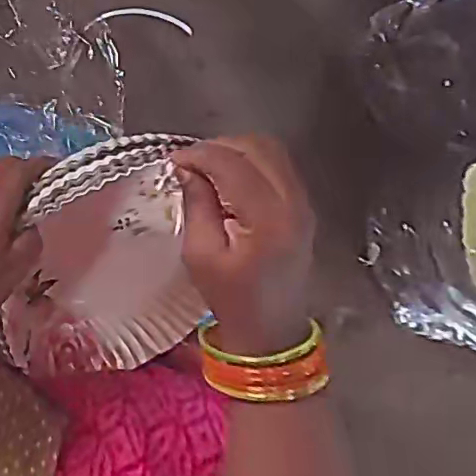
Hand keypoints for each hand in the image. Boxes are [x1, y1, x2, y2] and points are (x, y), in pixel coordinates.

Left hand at [0, 157, 52, 323]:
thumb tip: (30, 228)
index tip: (60, 176)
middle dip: (26, 175)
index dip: (46, 167)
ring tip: (21, 216)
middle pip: (6, 167)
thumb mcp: (14, 267)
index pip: (27, 165)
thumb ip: (31, 242)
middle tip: (42, 196)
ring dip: (7, 190)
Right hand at [173, 136, 315, 355]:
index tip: (173, 161)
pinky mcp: (301, 204)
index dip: (199, 155)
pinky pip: (276, 164)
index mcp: (268, 219)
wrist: (272, 328)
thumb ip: (196, 205)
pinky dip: (248, 160)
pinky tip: (225, 177)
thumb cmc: (231, 296)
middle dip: (217, 147)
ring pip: (270, 150)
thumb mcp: (200, 254)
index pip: (233, 164)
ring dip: (234, 150)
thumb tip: (187, 169)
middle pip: (257, 147)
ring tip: (205, 167)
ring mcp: (302, 202)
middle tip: (188, 163)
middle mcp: (293, 202)